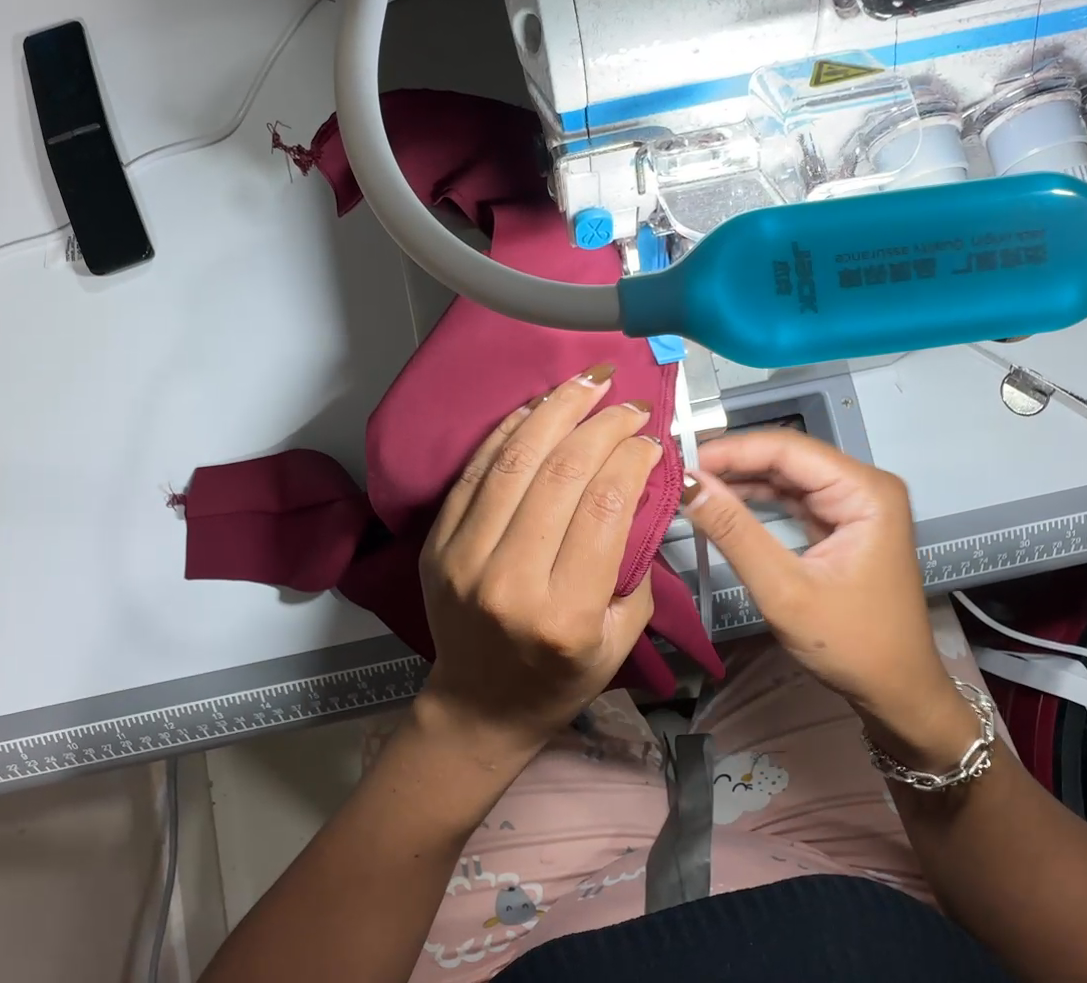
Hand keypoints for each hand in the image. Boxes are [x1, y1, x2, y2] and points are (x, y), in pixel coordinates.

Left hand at [417, 363, 663, 753]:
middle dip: (600, 425)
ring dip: (555, 411)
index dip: (630, 459)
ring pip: (514, 462)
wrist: (480, 706)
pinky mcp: (437, 544)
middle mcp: (509, 580)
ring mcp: (463, 558)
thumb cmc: (560, 679)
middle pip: (560, 475)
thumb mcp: (621, 638)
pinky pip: (475, 472)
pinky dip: (508, 432)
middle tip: (628, 403)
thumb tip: (639, 488)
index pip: (603, 507)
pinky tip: (537, 408)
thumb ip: (635, 564)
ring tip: (587, 382)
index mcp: (564, 613)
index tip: (649, 439)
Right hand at [683, 431, 962, 748]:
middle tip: (678, 473)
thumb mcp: (784, 589)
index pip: (788, 449)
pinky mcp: (841, 523)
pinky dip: (756, 502)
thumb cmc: (852, 644)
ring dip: (740, 481)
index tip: (681, 460)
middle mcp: (864, 485)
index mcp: (866, 491)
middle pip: (787, 458)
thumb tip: (687, 484)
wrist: (897, 692)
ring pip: (786, 477)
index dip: (731, 450)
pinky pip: (792, 500)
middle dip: (732, 464)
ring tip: (690, 485)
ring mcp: (854, 504)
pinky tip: (721, 502)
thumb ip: (734, 531)